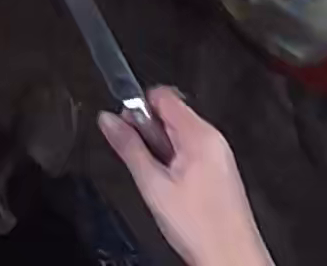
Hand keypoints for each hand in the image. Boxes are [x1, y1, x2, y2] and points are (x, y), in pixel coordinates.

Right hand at [99, 86, 274, 265]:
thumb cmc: (200, 230)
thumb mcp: (153, 186)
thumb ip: (128, 147)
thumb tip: (107, 119)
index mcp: (199, 134)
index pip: (162, 96)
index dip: (139, 106)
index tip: (128, 127)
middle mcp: (212, 140)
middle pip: (169, 114)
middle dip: (149, 132)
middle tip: (142, 159)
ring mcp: (218, 156)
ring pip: (176, 135)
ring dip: (160, 149)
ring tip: (158, 179)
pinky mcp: (219, 172)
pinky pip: (188, 151)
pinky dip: (173, 161)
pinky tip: (171, 188)